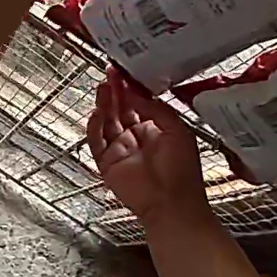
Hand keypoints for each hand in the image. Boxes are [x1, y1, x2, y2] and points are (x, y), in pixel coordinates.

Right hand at [88, 70, 210, 229]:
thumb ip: (156, 109)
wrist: (171, 203)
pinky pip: (96, 140)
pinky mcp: (107, 162)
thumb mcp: (177, 130)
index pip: (138, 104)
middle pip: (120, 109)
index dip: (131, 88)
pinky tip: (98, 111)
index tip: (126, 73)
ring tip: (104, 86)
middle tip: (111, 74)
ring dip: (104, 103)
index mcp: (155, 130)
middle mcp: (135, 138)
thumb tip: (136, 92)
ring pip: (106, 121)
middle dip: (115, 91)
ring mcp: (120, 150)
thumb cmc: (181, 172)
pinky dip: (95, 125)